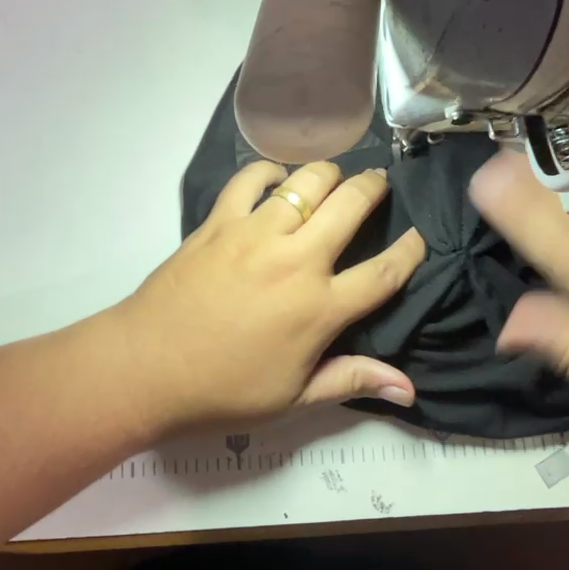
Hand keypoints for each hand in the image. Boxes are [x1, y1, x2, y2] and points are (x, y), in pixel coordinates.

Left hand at [115, 160, 428, 429]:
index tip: (420, 236)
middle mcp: (296, 260)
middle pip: (351, 205)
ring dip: (328, 172)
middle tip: (378, 182)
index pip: (384, 272)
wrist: (147, 367)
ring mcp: (256, 233)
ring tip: (334, 176)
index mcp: (320, 308)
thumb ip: (351, 380)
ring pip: (307, 181)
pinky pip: (250, 179)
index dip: (411, 251)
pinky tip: (275, 177)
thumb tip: (408, 389)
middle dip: (373, 187)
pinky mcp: (219, 220)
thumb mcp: (293, 398)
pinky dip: (269, 171)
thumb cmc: (223, 390)